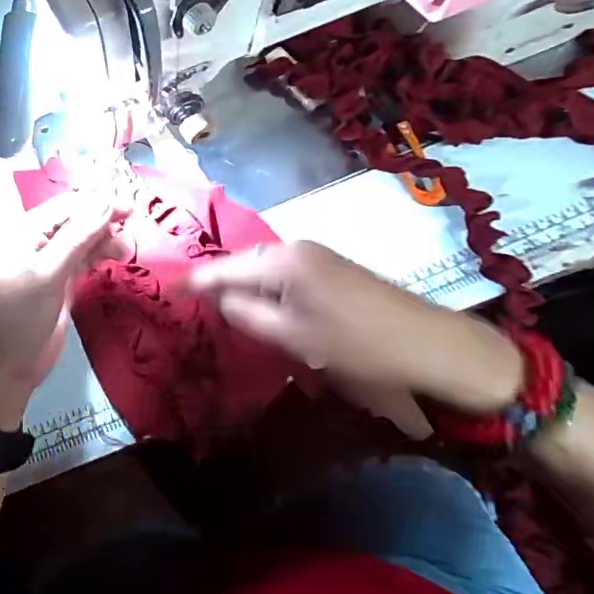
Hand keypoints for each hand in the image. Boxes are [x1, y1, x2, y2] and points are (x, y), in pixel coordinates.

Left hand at [0, 193, 129, 429]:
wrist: (2, 372)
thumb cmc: (19, 319)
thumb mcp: (48, 274)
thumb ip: (77, 237)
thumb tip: (106, 202)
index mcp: (24, 233)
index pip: (66, 205)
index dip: (99, 203)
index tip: (132, 209)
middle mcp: (36, 243)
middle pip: (76, 221)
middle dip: (104, 222)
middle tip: (132, 235)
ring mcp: (48, 265)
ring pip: (82, 241)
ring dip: (105, 241)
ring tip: (125, 253)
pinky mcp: (59, 286)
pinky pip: (82, 261)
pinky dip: (99, 257)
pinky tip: (116, 260)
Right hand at [186, 241, 523, 418]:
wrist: (428, 344)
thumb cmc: (355, 346)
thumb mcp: (292, 338)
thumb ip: (247, 315)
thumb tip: (217, 300)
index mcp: (282, 260)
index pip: (224, 268)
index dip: (194, 281)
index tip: (166, 289)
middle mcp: (297, 247)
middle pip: (244, 265)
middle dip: (220, 284)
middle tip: (192, 305)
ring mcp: (318, 254)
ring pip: (265, 270)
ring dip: (246, 289)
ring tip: (222, 310)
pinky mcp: (333, 267)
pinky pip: (286, 275)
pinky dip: (269, 291)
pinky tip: (264, 309)